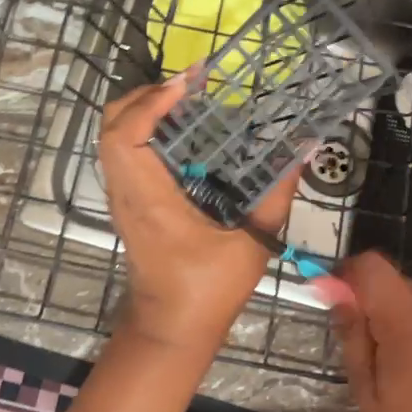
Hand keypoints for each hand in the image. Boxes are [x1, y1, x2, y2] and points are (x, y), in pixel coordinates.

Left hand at [99, 73, 299, 355]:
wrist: (170, 328)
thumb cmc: (206, 291)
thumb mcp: (249, 246)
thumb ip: (275, 197)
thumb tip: (301, 152)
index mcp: (148, 200)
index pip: (126, 136)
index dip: (150, 102)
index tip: (187, 83)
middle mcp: (126, 192)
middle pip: (110, 126)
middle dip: (144, 95)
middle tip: (188, 85)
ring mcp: (122, 197)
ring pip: (113, 137)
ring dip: (143, 109)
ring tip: (187, 99)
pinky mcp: (128, 202)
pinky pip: (124, 152)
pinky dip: (144, 129)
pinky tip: (182, 130)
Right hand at [315, 252, 411, 411]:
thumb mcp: (369, 396)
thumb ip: (353, 338)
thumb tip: (337, 296)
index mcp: (411, 324)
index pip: (371, 267)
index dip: (347, 275)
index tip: (335, 301)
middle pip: (396, 282)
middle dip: (376, 303)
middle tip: (369, 350)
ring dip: (403, 314)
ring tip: (402, 364)